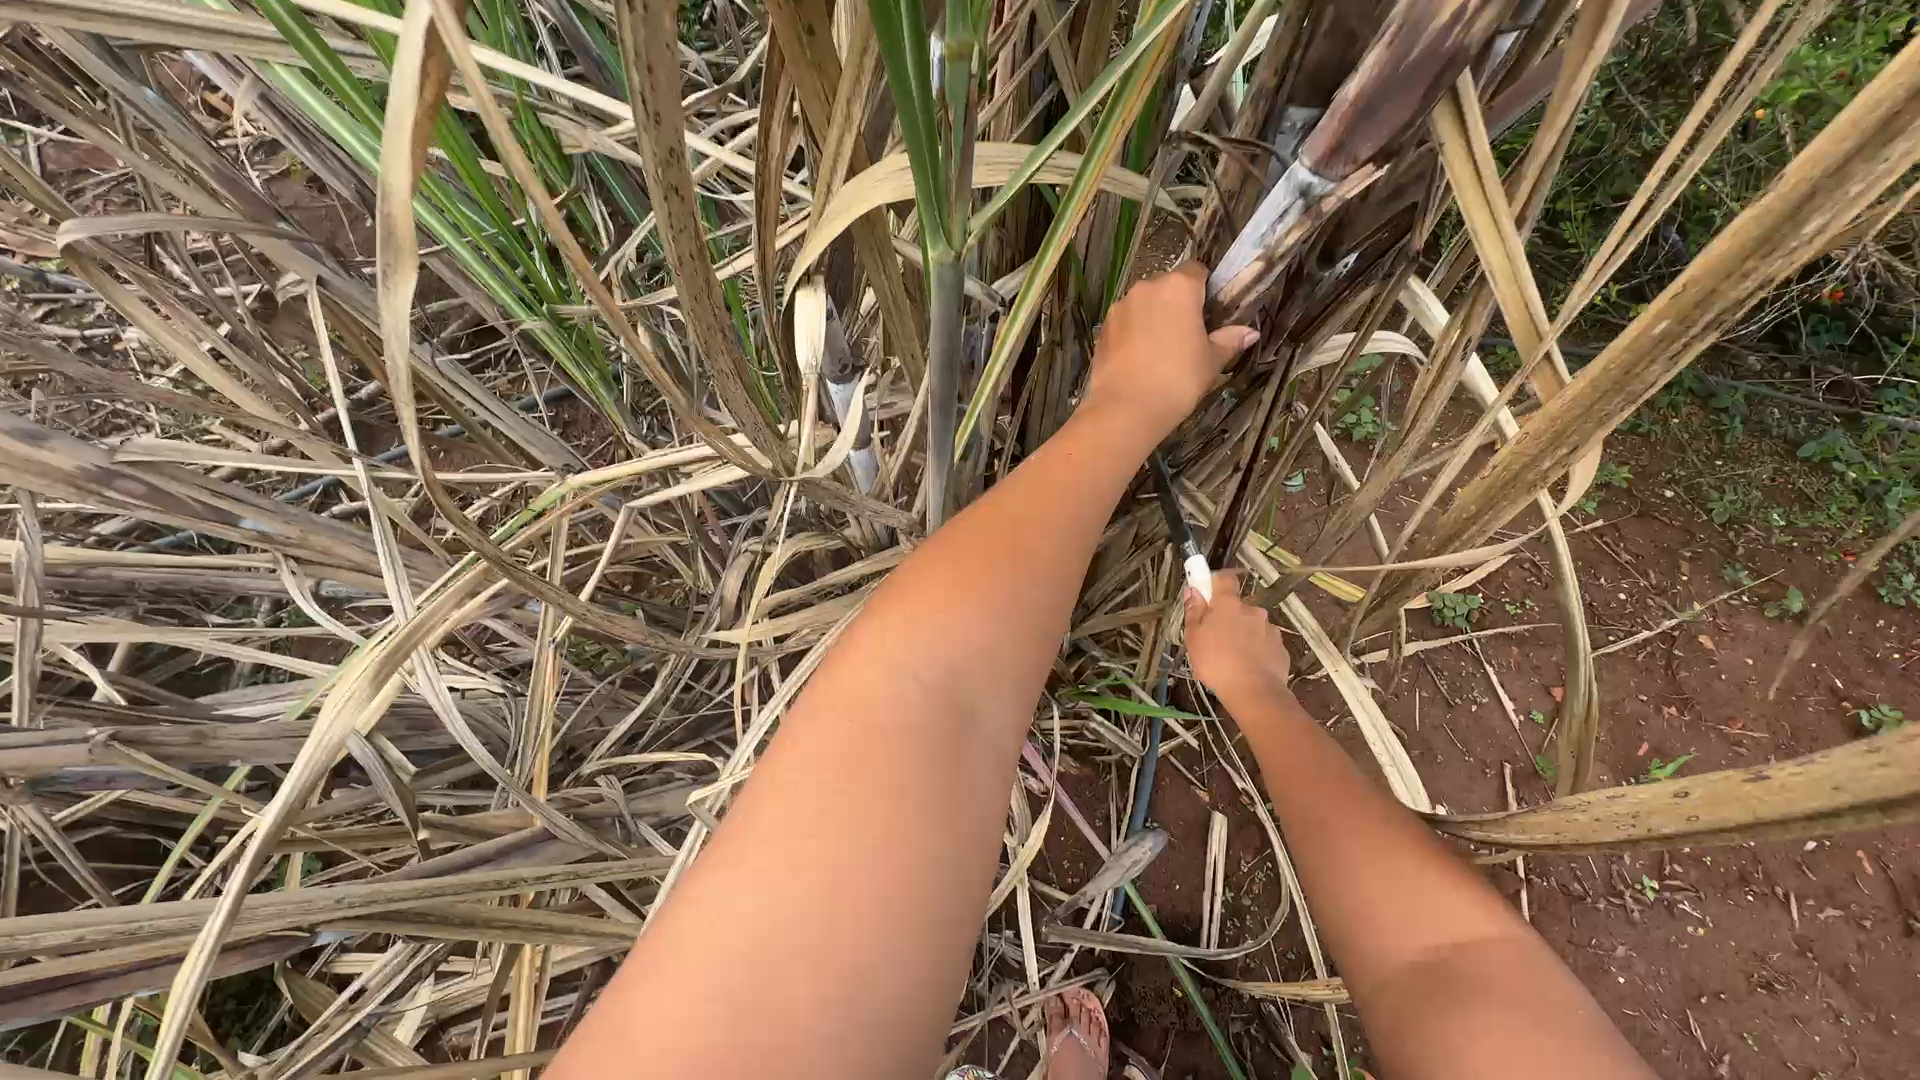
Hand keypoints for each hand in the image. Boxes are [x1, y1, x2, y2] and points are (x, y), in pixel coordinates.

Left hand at [1084, 263, 1257, 436]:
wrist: (1126, 407)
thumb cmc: (1178, 379)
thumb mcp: (1211, 361)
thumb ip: (1229, 340)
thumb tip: (1250, 333)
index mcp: (1179, 287)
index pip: (1197, 271)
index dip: (1204, 289)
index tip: (1208, 313)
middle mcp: (1146, 288)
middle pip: (1167, 285)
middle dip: (1177, 303)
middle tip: (1187, 334)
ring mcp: (1120, 307)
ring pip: (1143, 303)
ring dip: (1152, 317)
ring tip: (1160, 350)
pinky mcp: (1102, 328)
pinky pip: (1125, 322)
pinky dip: (1133, 333)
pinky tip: (1139, 359)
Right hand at [1183, 570, 1290, 704]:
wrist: (1253, 692)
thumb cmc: (1216, 662)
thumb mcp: (1194, 637)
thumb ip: (1194, 611)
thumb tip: (1192, 589)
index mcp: (1229, 604)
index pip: (1224, 579)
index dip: (1215, 582)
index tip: (1206, 594)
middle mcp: (1253, 610)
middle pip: (1238, 607)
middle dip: (1228, 618)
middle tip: (1215, 638)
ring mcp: (1270, 629)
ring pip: (1252, 626)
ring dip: (1243, 634)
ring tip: (1233, 657)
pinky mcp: (1280, 647)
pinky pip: (1264, 643)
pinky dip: (1256, 649)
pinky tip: (1248, 667)